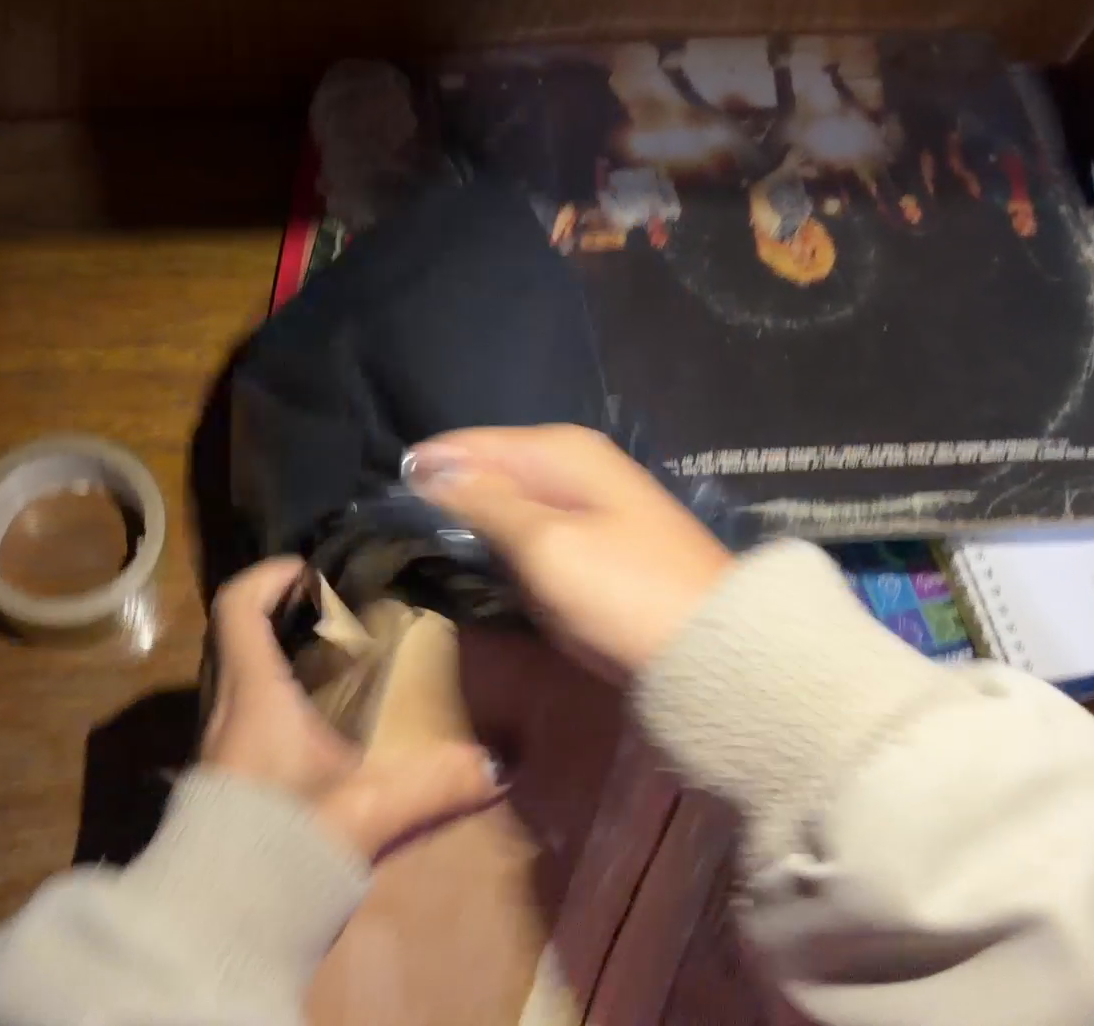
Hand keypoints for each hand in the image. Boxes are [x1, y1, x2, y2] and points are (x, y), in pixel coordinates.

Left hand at [202, 558, 503, 860]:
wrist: (223, 916)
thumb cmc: (287, 842)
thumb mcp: (369, 811)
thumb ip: (436, 784)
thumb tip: (499, 764)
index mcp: (254, 694)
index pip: (238, 607)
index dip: (267, 575)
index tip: (306, 568)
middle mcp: (224, 704)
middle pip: (232, 630)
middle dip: (274, 607)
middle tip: (324, 605)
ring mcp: (213, 737)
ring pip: (231, 667)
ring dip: (267, 647)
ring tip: (320, 651)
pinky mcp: (215, 768)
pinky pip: (234, 702)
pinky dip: (264, 687)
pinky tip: (304, 716)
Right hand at [405, 424, 733, 673]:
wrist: (707, 650)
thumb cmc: (622, 591)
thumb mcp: (545, 543)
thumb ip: (483, 500)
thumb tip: (426, 468)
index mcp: (559, 450)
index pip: (467, 443)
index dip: (425, 470)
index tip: (387, 505)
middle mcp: (567, 464)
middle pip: (483, 469)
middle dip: (445, 495)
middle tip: (402, 532)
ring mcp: (578, 502)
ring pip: (499, 501)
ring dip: (468, 522)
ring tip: (427, 547)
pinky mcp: (582, 539)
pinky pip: (521, 529)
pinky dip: (496, 543)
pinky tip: (476, 562)